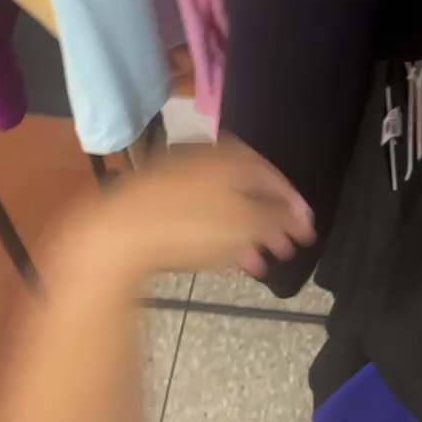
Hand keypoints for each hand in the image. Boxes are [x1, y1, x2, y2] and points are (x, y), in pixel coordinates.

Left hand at [51, 141, 315, 284]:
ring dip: (244, 234)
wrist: (114, 237)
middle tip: (284, 251)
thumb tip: (300, 216)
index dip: (293, 206)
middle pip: (247, 192)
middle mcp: (205, 162)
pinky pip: (197, 216)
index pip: (274, 178)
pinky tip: (220, 259)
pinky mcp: (153, 203)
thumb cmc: (190, 227)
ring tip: (256, 264)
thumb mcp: (246, 225)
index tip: (306, 233)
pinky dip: (215, 235)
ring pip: (222, 206)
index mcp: (231, 158)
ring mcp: (176, 180)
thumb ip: (278, 219)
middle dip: (269, 223)